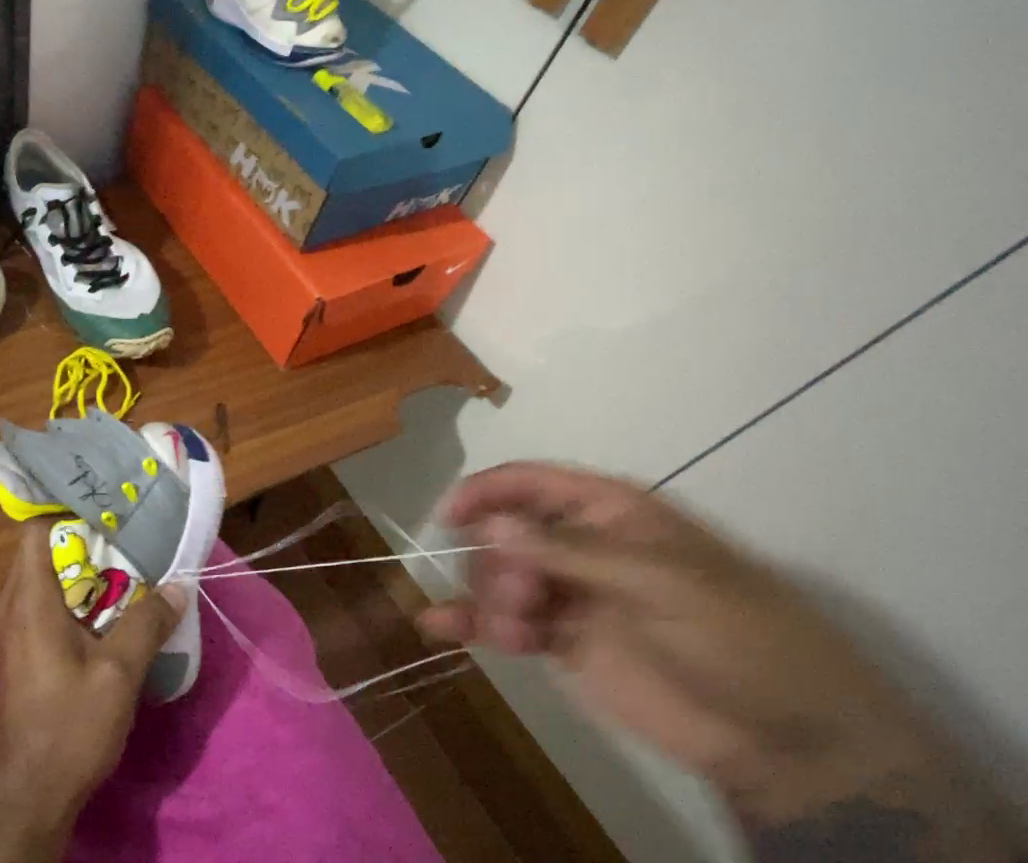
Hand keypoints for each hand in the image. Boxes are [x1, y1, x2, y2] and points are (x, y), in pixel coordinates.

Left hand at [0, 519, 183, 861]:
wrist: (30, 792)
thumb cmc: (70, 724)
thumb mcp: (119, 672)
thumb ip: (147, 621)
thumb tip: (177, 584)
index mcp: (29, 597)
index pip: (38, 527)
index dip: (73, 511)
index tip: (113, 509)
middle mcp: (13, 604)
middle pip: (45, 550)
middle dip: (89, 541)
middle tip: (133, 538)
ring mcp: (14, 629)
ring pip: (47, 580)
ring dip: (86, 574)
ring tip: (132, 570)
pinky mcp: (22, 651)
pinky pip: (47, 606)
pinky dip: (77, 599)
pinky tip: (112, 613)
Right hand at [418, 462, 933, 819]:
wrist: (783, 740)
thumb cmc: (739, 640)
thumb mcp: (663, 583)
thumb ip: (572, 552)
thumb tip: (490, 524)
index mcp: (613, 514)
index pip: (533, 483)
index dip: (486, 492)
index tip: (448, 517)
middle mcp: (582, 546)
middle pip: (504, 532)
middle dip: (496, 561)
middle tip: (522, 600)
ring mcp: (570, 595)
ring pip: (498, 577)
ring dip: (491, 599)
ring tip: (516, 634)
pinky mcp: (562, 642)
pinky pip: (503, 623)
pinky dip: (469, 622)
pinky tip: (440, 626)